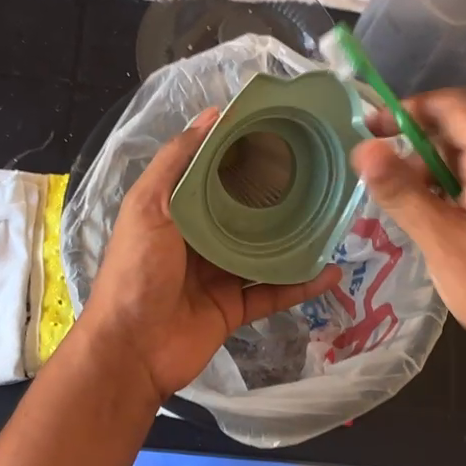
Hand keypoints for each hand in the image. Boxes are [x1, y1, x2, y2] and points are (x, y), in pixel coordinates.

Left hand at [81, 107, 341, 398]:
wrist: (132, 350)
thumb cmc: (136, 272)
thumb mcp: (148, 207)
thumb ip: (176, 163)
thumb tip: (212, 115)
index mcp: (174, 212)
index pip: (212, 175)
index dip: (241, 153)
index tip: (280, 130)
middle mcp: (198, 241)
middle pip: (244, 213)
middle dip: (276, 196)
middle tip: (319, 172)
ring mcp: (217, 276)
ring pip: (264, 252)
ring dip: (295, 239)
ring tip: (333, 218)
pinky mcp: (233, 309)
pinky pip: (272, 293)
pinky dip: (301, 285)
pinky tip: (331, 270)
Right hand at [350, 89, 465, 377]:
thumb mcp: (441, 242)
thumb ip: (402, 193)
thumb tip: (363, 149)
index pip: (452, 105)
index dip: (409, 109)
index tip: (373, 130)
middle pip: (463, 130)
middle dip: (417, 144)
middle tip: (384, 178)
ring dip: (435, 170)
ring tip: (407, 206)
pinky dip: (457, 188)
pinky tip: (441, 222)